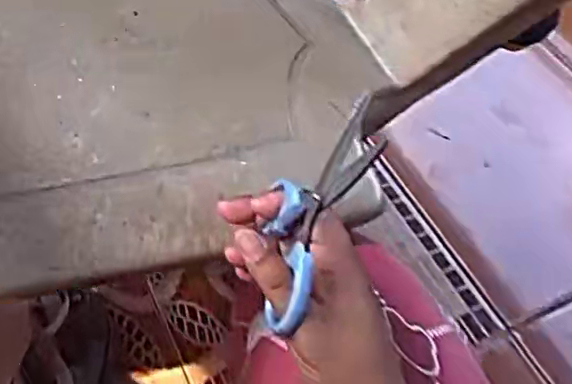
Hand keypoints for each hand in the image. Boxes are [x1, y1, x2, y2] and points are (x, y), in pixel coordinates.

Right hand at [219, 190, 405, 383]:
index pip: (311, 212)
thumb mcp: (303, 322)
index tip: (247, 208)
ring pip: (290, 248)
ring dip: (259, 244)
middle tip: (227, 216)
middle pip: (297, 225)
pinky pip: (290, 271)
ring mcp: (328, 285)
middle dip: (261, 219)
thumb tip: (243, 233)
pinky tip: (243, 270)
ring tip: (230, 250)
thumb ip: (274, 277)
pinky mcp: (319, 304)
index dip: (279, 203)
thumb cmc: (344, 369)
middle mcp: (336, 266)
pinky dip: (266, 267)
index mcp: (341, 262)